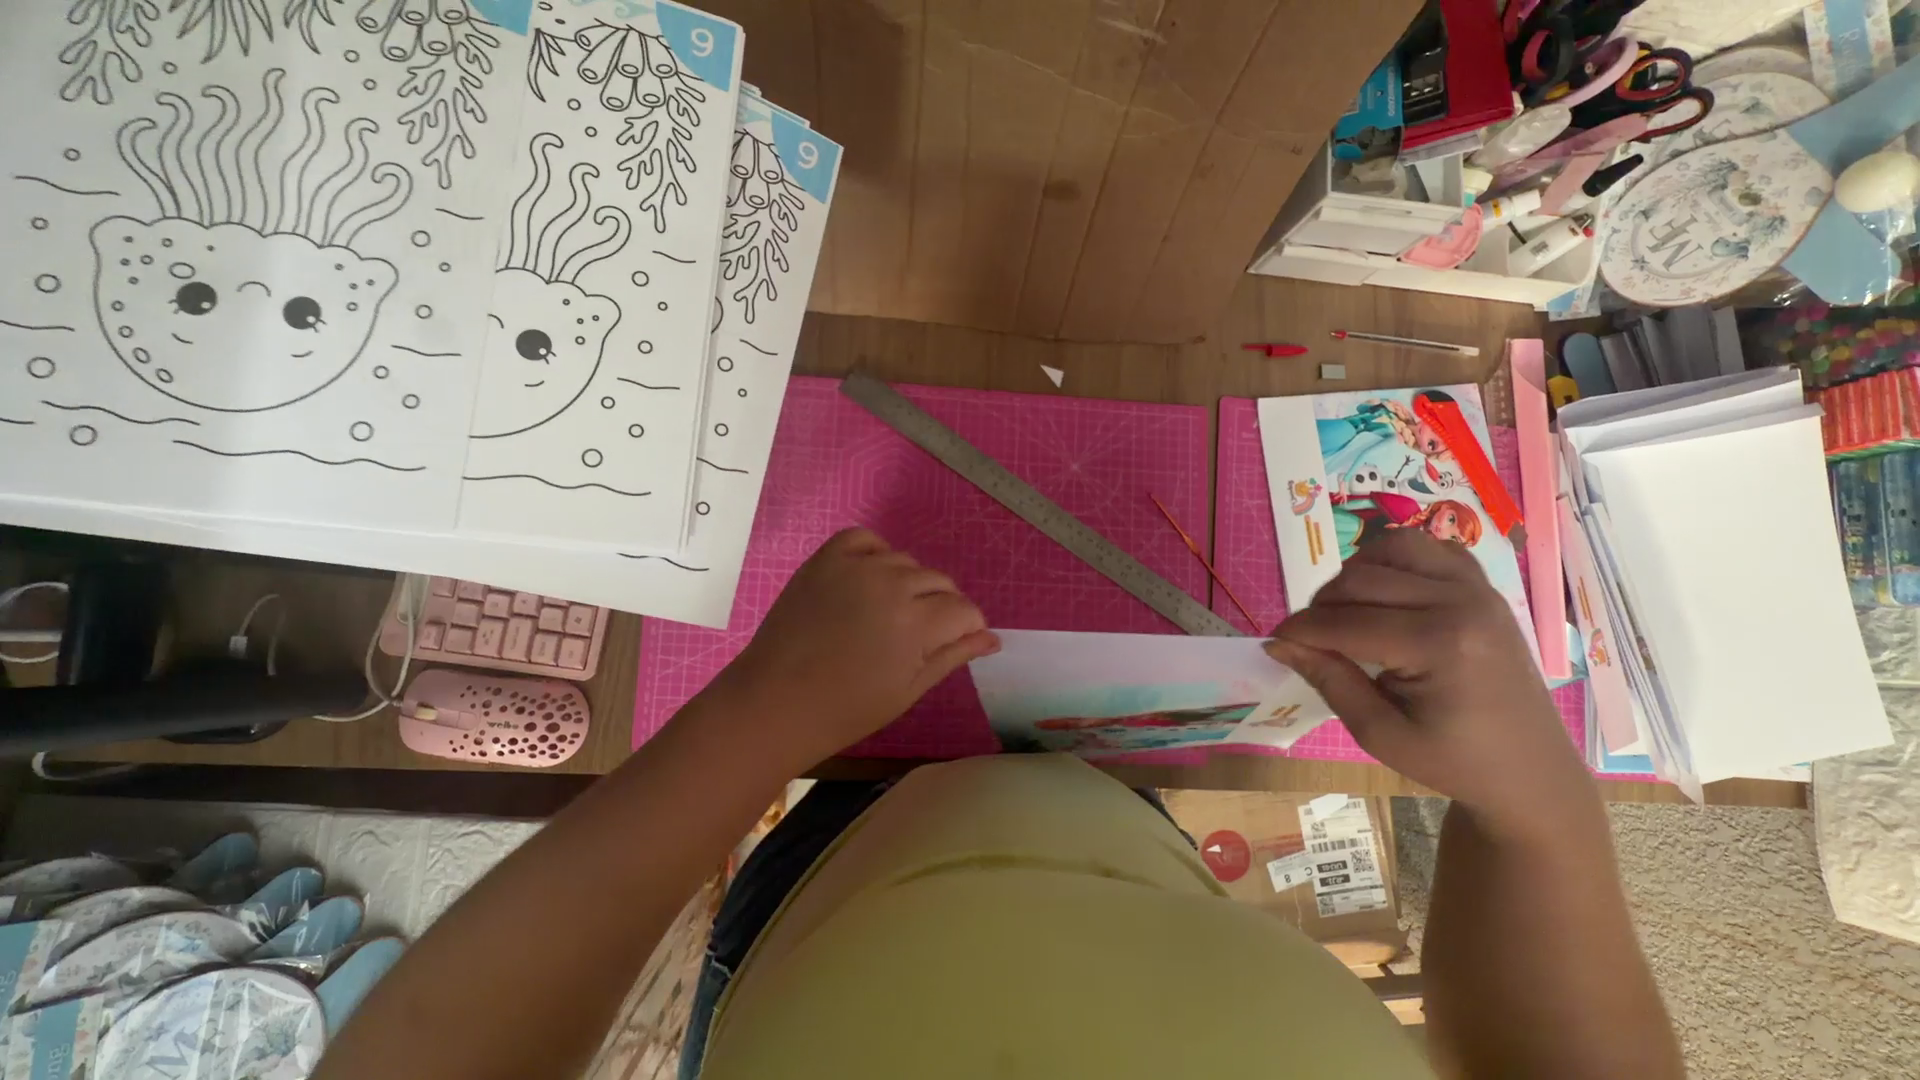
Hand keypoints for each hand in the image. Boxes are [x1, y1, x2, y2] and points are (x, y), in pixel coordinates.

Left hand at [704, 528, 999, 767]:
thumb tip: (991, 638)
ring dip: (909, 584)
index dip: (968, 628)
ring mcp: (857, 567)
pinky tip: (871, 579)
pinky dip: (876, 554)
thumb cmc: (847, 709)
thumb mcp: (909, 689)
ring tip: (887, 615)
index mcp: (917, 623)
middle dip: (942, 607)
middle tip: (918, 637)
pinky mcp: (826, 558)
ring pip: (906, 563)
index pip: (965, 610)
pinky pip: (867, 540)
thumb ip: (952, 656)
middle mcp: (892, 585)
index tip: (956, 643)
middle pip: (940, 583)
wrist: (774, 702)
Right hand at [1264, 529, 1596, 838]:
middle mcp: (1460, 602)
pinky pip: (1428, 548)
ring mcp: (1477, 588)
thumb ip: (1328, 680)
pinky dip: (1395, 560)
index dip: (1299, 630)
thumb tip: (1278, 643)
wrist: (1530, 770)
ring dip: (1356, 573)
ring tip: (1345, 611)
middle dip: (1321, 605)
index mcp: (1439, 644)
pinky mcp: (1484, 586)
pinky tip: (1384, 594)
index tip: (1273, 642)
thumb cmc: (1453, 760)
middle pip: (1361, 578)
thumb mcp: (1379, 733)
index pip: (1345, 621)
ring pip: (1392, 547)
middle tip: (1308, 638)